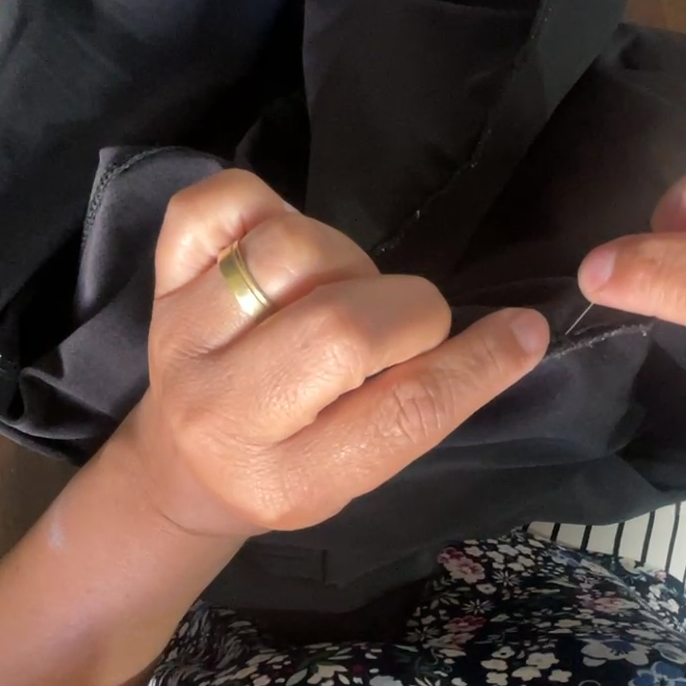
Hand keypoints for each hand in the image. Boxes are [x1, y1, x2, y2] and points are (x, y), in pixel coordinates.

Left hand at [110, 170, 548, 539]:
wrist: (184, 470)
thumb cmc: (283, 474)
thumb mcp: (353, 474)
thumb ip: (417, 411)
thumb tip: (516, 334)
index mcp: (288, 480)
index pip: (400, 414)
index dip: (475, 366)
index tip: (523, 331)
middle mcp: (225, 412)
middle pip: (341, 328)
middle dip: (406, 311)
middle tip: (403, 325)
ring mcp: (184, 339)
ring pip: (291, 254)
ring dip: (345, 261)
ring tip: (341, 294)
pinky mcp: (162, 284)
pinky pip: (225, 204)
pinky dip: (269, 208)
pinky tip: (281, 252)